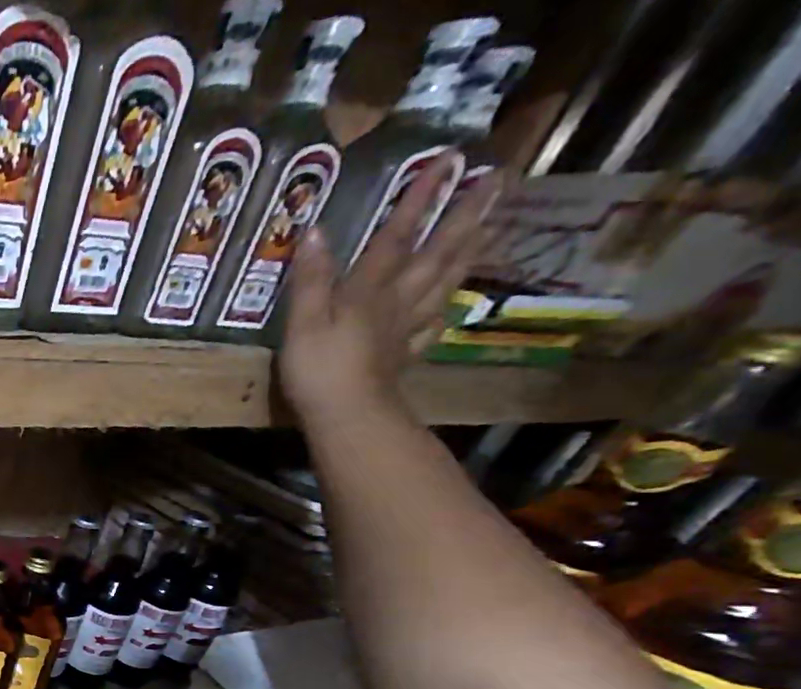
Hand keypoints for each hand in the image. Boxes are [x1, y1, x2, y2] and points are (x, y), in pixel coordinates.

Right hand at [279, 153, 504, 425]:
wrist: (347, 418)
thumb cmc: (319, 370)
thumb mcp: (303, 322)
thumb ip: (312, 279)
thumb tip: (316, 231)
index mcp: (369, 291)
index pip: (397, 236)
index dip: (420, 197)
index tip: (449, 158)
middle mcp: (396, 302)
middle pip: (436, 253)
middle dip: (464, 214)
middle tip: (496, 179)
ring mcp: (405, 329)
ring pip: (444, 282)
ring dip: (469, 250)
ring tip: (491, 223)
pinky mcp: (404, 355)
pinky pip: (433, 324)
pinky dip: (447, 307)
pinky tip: (453, 301)